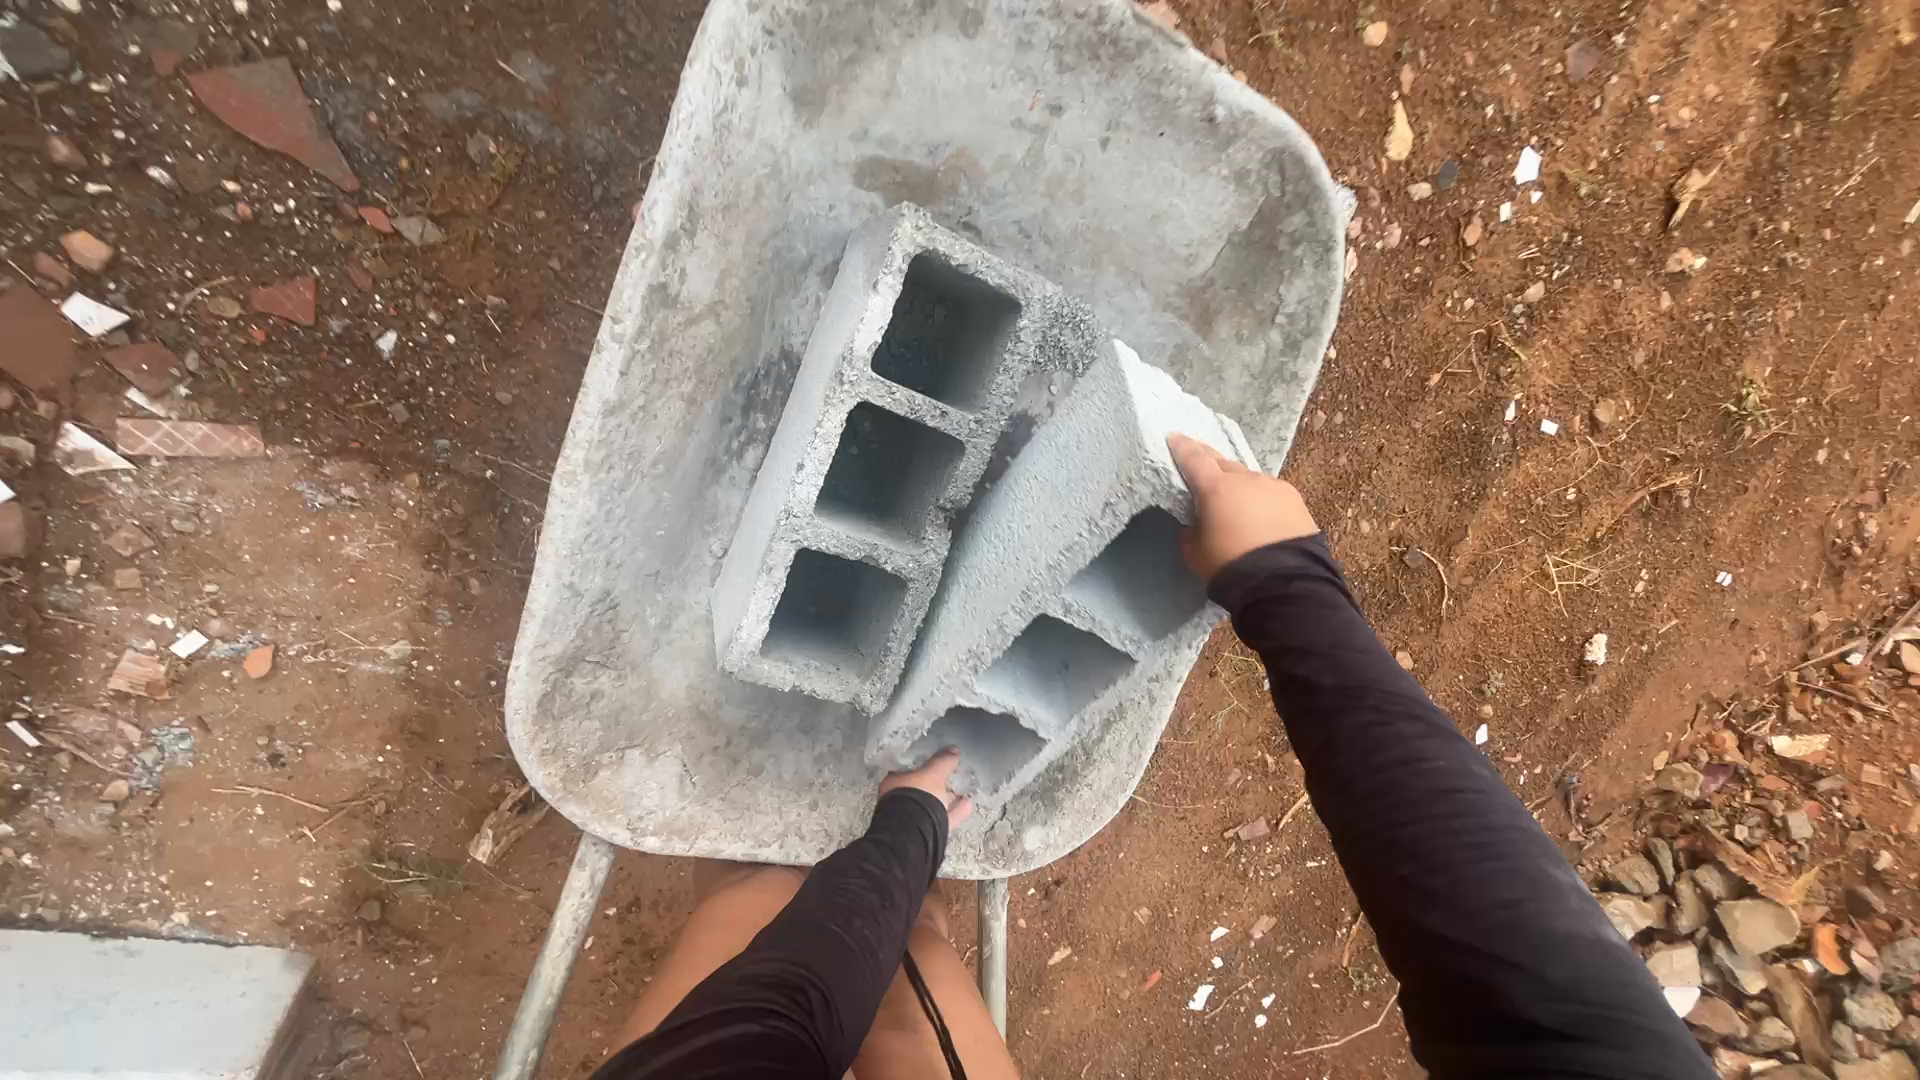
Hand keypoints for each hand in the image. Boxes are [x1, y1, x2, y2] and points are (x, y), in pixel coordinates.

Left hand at [880, 748, 973, 828]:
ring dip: (950, 797)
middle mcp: (902, 800)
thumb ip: (943, 761)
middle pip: (923, 788)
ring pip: (934, 804)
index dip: (925, 763)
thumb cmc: (916, 796)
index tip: (939, 759)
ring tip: (964, 789)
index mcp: (895, 783)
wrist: (915, 834)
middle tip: (954, 773)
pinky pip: (944, 818)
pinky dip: (956, 810)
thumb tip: (954, 750)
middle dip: (939, 782)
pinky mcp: (928, 832)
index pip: (910, 769)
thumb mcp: (932, 774)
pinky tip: (968, 804)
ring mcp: (915, 817)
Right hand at [1167, 433, 1318, 581]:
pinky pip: (1268, 492)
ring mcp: (1273, 487)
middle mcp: (1245, 480)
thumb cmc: (1230, 566)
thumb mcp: (1194, 553)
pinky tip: (1258, 512)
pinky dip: (1258, 497)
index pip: (1193, 459)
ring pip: (1247, 478)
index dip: (1182, 447)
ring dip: (1236, 483)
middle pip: (1222, 463)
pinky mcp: (1294, 500)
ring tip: (1232, 498)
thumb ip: (1190, 530)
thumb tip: (1195, 522)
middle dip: (1209, 461)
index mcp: (1215, 489)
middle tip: (1200, 462)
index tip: (1174, 437)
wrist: (1283, 584)